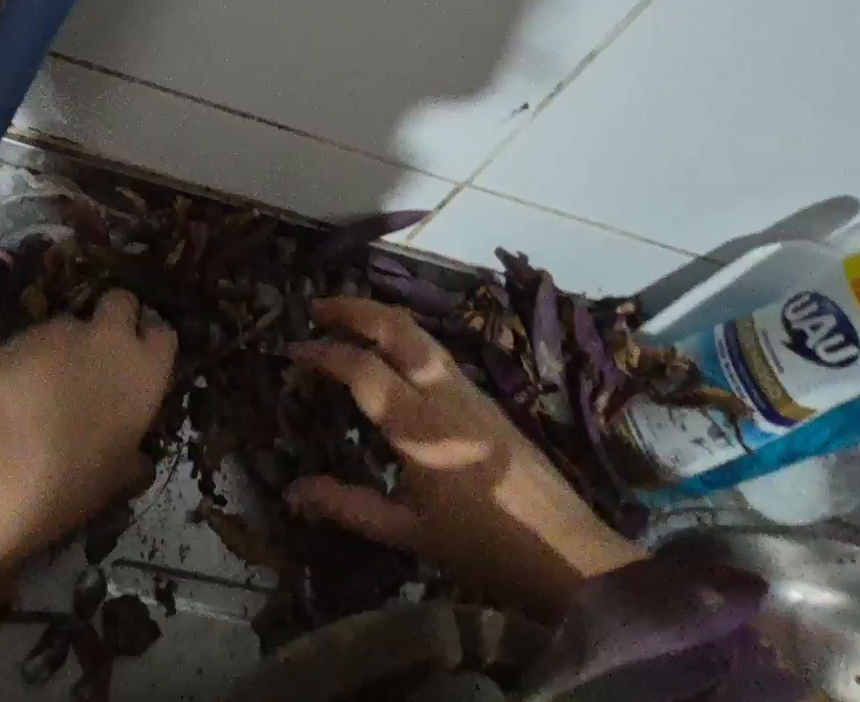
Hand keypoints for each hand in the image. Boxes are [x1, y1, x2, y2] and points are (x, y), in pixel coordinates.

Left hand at [0, 288, 176, 546]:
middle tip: (102, 350)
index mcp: (144, 372)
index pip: (164, 334)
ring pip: (73, 321)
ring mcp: (60, 332)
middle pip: (122, 301)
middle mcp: (108, 340)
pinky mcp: (18, 335)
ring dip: (67, 342)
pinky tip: (16, 388)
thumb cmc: (69, 480)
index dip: (152, 344)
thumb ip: (132, 462)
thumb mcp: (114, 481)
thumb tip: (141, 462)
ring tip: (48, 380)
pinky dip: (31, 355)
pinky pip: (34, 337)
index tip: (143, 362)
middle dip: (115, 316)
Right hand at [286, 298, 643, 616]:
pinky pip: (436, 352)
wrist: (568, 551)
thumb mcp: (407, 531)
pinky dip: (404, 337)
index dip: (322, 354)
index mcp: (418, 426)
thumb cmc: (482, 544)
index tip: (291, 351)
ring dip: (380, 318)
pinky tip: (392, 354)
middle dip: (353, 309)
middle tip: (316, 308)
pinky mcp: (485, 398)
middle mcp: (443, 394)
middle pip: (397, 328)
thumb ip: (347, 506)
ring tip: (347, 320)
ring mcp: (469, 391)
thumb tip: (291, 492)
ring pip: (420, 334)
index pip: (361, 369)